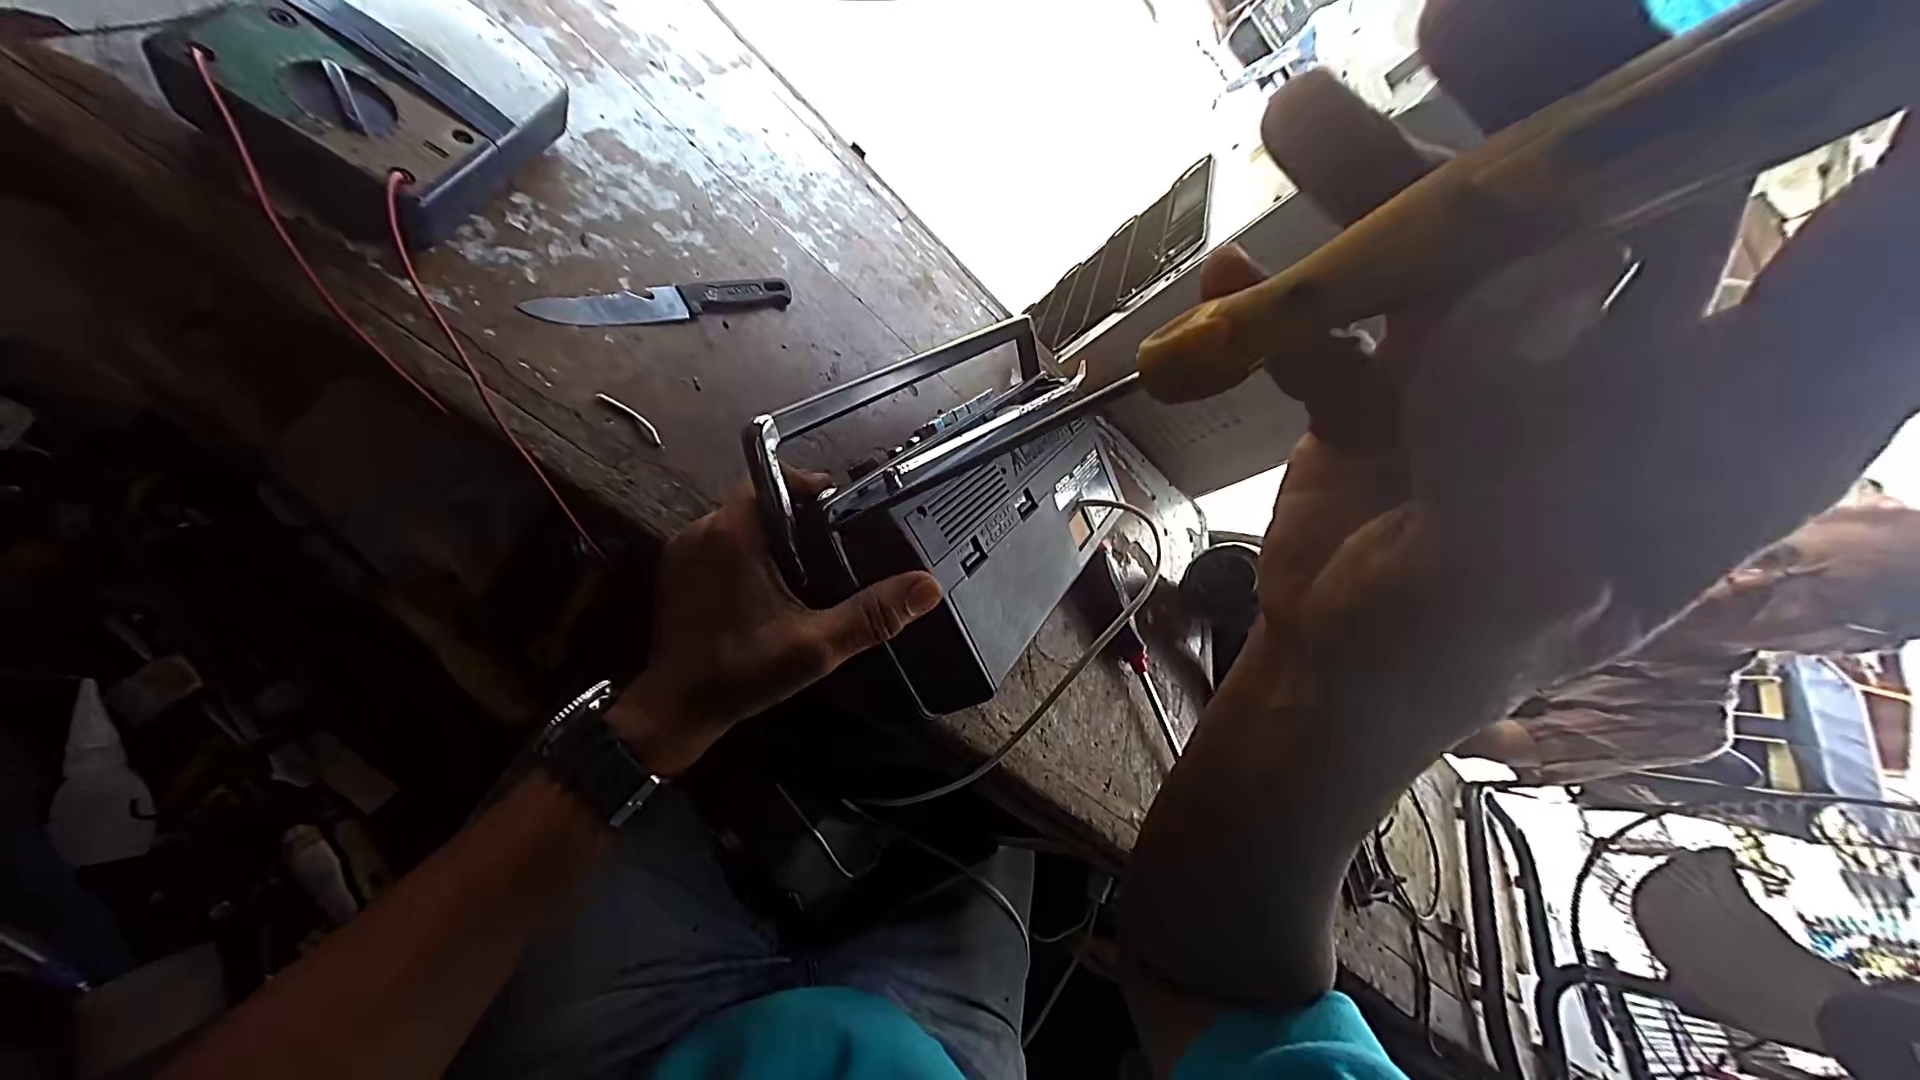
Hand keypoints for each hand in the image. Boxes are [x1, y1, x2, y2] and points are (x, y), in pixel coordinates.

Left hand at [608, 473, 942, 774]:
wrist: (675, 711)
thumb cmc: (740, 674)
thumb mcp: (817, 645)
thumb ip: (873, 615)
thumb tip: (925, 587)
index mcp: (733, 536)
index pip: (772, 479)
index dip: (808, 486)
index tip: (838, 506)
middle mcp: (702, 532)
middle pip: (758, 500)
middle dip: (795, 515)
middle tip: (832, 539)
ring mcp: (683, 552)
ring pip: (738, 522)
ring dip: (771, 534)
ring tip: (808, 562)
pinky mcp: (677, 573)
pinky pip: (720, 544)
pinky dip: (747, 553)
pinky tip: (772, 585)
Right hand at [1220, 75, 1919, 745]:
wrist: (1332, 663)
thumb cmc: (1434, 653)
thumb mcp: (1497, 581)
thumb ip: (1520, 445)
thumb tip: (1537, 277)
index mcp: (1729, 420)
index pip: (1866, 242)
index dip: (1851, 97)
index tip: (1791, 24)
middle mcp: (1621, 367)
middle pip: (1619, 195)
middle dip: (1555, 96)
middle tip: (1467, 11)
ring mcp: (1493, 371)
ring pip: (1448, 251)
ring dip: (1370, 190)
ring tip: (1296, 119)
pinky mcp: (1393, 387)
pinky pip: (1338, 331)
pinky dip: (1280, 310)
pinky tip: (1228, 284)